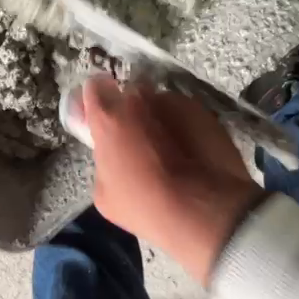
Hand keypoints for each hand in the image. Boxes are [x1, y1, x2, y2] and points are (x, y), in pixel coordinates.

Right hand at [80, 76, 268, 284]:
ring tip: (171, 151)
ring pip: (160, 105)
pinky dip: (185, 128)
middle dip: (132, 111)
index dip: (98, 102)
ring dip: (160, 120)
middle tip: (138, 139)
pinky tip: (193, 154)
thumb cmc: (145, 204)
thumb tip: (115, 157)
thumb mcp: (104, 193)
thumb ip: (105, 161)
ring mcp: (174, 102)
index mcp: (109, 116)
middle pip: (130, 94)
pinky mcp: (203, 112)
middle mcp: (139, 99)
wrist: (204, 211)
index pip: (95, 87)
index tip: (103, 118)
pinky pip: (186, 115)